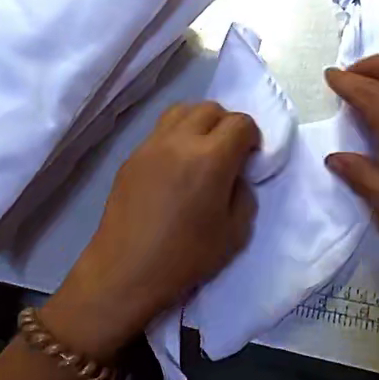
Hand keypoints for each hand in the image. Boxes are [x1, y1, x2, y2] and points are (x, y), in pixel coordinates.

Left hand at [39, 102, 258, 360]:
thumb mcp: (235, 233)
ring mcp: (151, 146)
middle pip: (210, 108)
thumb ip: (243, 194)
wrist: (126, 271)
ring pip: (181, 111)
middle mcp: (180, 141)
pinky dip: (176, 136)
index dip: (252, 137)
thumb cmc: (186, 257)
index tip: (250, 158)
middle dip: (226, 124)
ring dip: (199, 123)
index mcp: (211, 158)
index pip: (241, 123)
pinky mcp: (131, 157)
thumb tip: (234, 176)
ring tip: (202, 152)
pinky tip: (176, 167)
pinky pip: (160, 131)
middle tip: (229, 153)